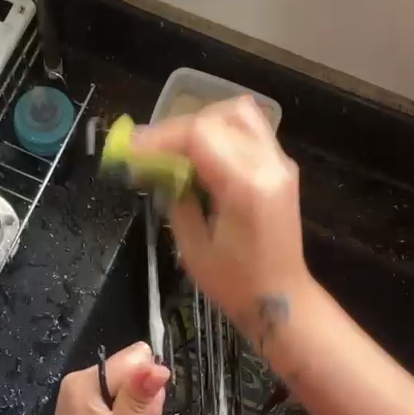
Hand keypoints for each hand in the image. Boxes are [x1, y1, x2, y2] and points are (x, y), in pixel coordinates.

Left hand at [38, 342, 170, 414]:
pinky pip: (115, 396)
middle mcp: (78, 380)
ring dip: (136, 409)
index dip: (148, 387)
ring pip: (127, 383)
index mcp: (86, 383)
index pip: (136, 359)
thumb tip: (158, 366)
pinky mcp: (81, 406)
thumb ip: (139, 399)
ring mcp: (77, 393)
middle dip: (143, 399)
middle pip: (132, 368)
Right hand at [133, 97, 313, 346]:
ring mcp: (280, 163)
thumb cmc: (236, 284)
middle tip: (151, 151)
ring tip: (176, 150)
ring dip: (202, 125)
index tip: (131, 150)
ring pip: (238, 115)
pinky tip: (200, 159)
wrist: (282, 299)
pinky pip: (248, 132)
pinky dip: (220, 135)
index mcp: (246, 186)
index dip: (160, 137)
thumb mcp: (194, 249)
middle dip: (178, 129)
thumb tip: (159, 173)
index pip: (199, 135)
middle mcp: (268, 165)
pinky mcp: (281, 168)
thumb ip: (176, 201)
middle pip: (219, 116)